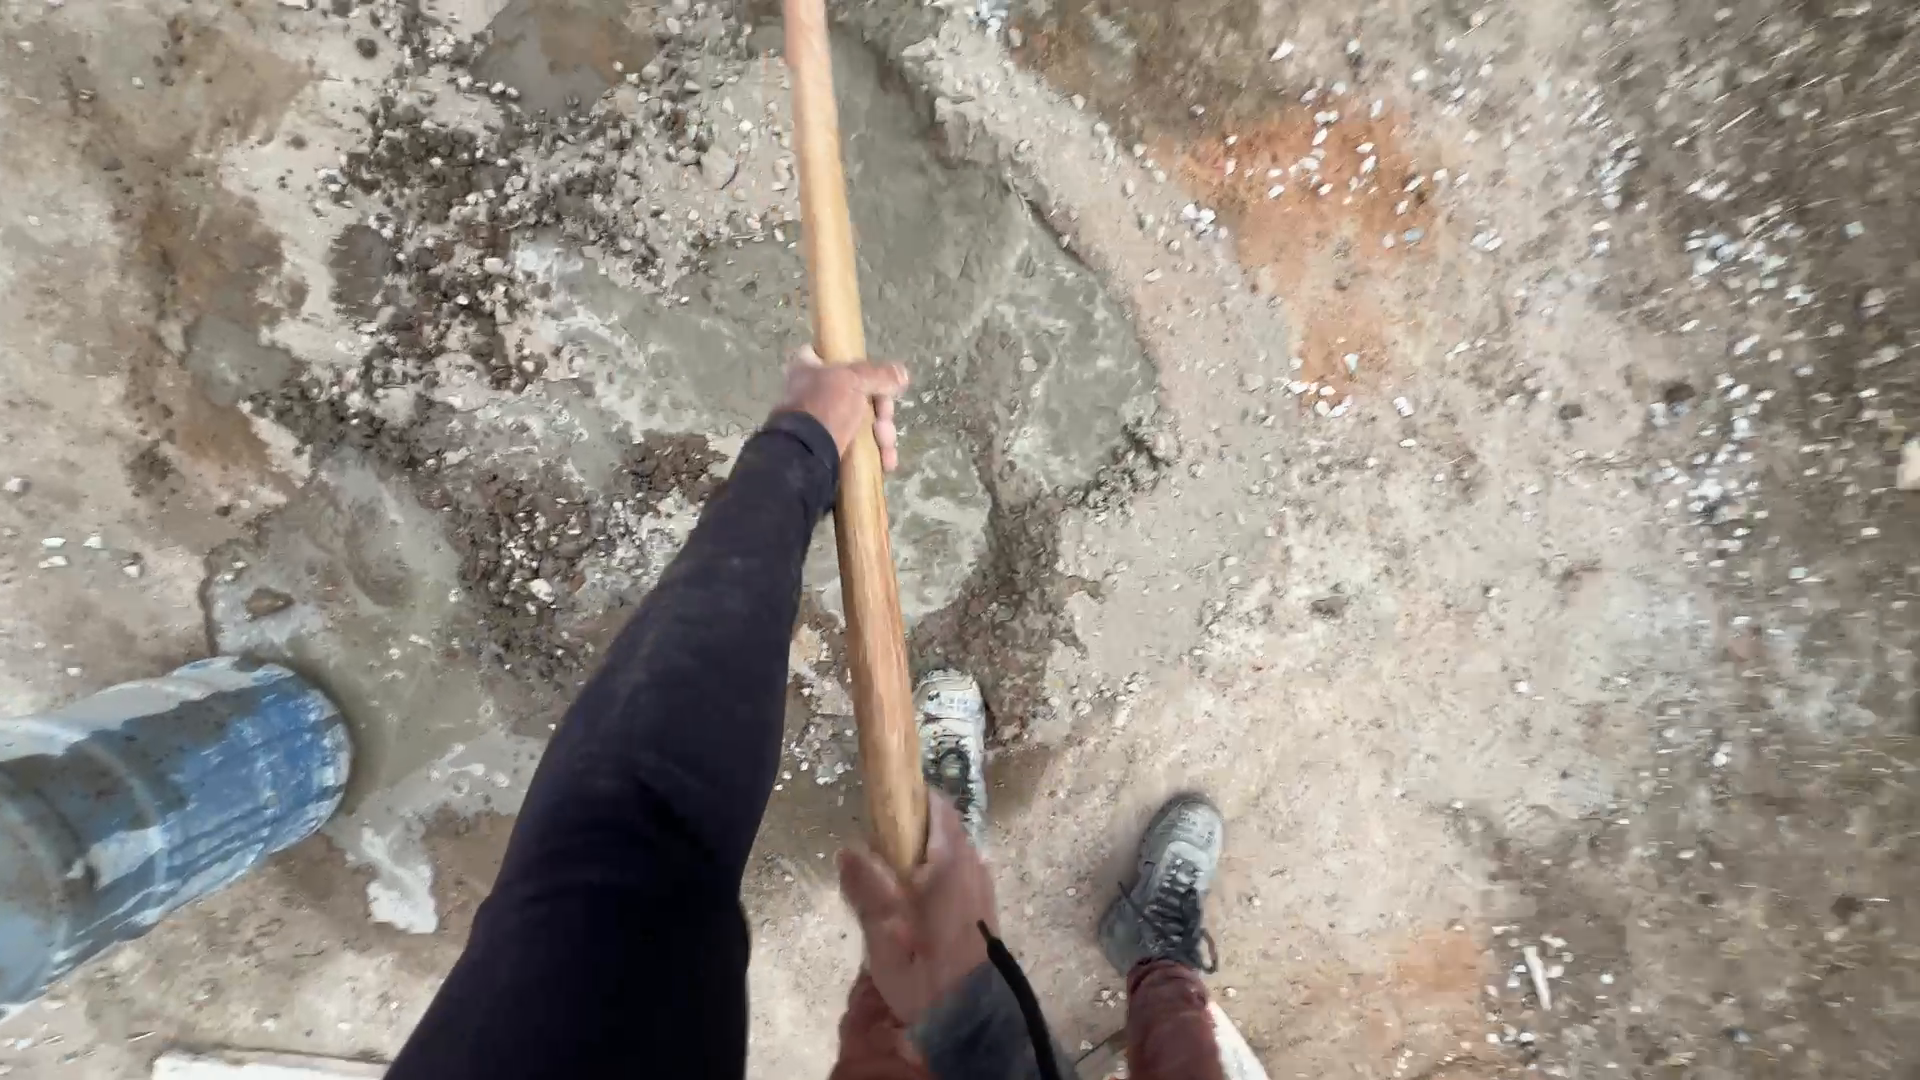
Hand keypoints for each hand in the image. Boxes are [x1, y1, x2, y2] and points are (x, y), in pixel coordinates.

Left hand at [774, 345, 908, 470]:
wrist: (806, 454)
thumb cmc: (825, 406)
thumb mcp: (853, 380)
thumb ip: (880, 375)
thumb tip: (902, 373)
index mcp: (810, 369)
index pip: (831, 355)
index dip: (854, 361)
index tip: (876, 375)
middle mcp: (814, 393)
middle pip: (860, 393)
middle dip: (881, 410)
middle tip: (884, 421)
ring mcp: (823, 422)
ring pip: (864, 422)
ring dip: (882, 434)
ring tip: (886, 447)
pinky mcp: (832, 447)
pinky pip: (861, 446)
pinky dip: (876, 451)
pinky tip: (887, 461)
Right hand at [837, 795, 996, 1023]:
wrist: (974, 1021)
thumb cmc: (927, 973)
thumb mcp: (884, 935)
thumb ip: (865, 889)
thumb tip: (846, 851)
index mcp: (951, 860)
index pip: (936, 805)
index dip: (909, 799)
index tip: (881, 810)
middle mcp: (973, 862)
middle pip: (942, 827)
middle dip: (910, 832)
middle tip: (878, 854)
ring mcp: (983, 884)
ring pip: (951, 851)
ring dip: (924, 856)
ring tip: (894, 883)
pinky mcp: (986, 906)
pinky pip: (959, 872)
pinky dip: (937, 875)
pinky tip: (917, 905)